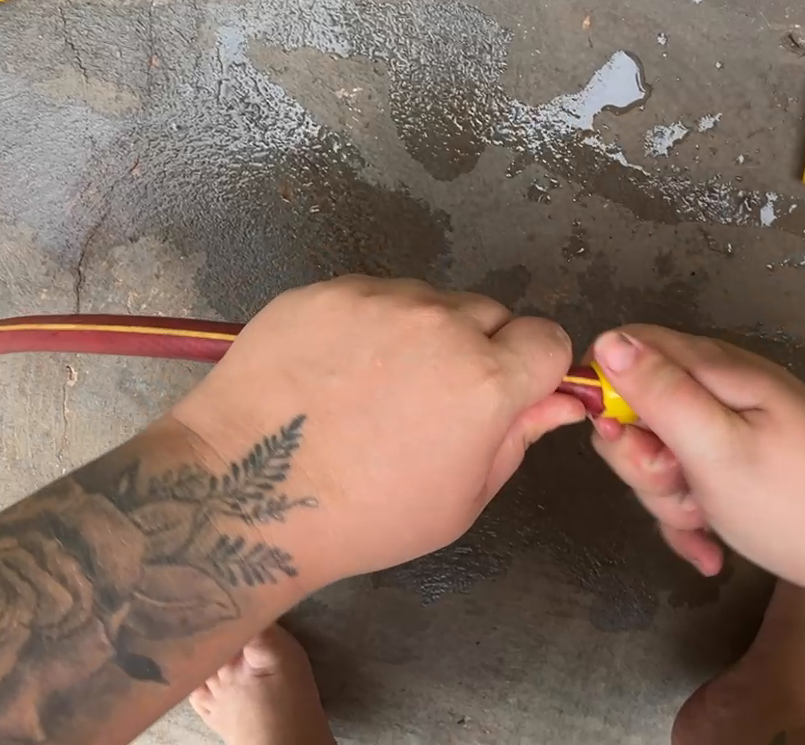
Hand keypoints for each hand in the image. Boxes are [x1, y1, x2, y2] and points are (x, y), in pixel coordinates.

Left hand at [171, 276, 583, 584]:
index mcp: (486, 379)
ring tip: (370, 383)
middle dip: (477, 347)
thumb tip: (560, 399)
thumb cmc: (363, 516)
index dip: (534, 366)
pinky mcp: (328, 287)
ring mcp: (379, 297)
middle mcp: (440, 322)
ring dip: (419, 331)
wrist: (244, 492)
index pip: (548, 337)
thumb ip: (518, 438)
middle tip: (430, 395)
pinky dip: (367, 323)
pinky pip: (372, 295)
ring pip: (428, 301)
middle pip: (489, 313)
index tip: (509, 389)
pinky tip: (332, 367)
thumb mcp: (459, 500)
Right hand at [588, 326, 804, 598]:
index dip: (605, 394)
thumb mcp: (719, 450)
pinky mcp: (743, 456)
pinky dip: (690, 511)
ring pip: (660, 449)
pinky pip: (691, 475)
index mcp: (709, 369)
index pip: (622, 349)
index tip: (627, 446)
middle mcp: (716, 386)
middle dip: (642, 458)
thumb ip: (659, 394)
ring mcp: (731, 422)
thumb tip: (605, 341)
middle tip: (680, 488)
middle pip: (636, 406)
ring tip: (706, 524)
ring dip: (667, 494)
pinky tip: (710, 547)